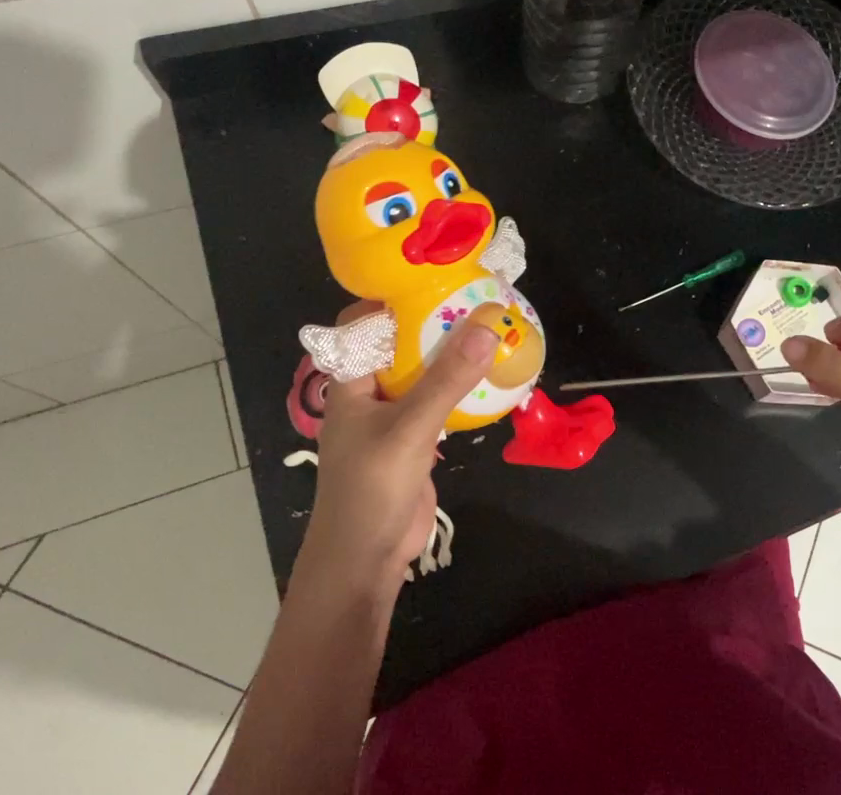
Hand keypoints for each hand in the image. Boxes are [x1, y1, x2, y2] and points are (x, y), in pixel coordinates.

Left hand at [303, 300, 501, 587]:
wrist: (364, 560)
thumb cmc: (372, 489)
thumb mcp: (411, 428)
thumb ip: (447, 380)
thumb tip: (486, 327)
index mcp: (350, 383)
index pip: (361, 326)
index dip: (390, 301)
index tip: (433, 281)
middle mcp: (368, 395)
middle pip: (398, 347)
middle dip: (432, 326)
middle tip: (475, 301)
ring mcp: (391, 420)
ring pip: (421, 376)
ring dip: (450, 358)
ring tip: (489, 331)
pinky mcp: (413, 443)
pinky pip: (437, 404)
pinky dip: (459, 390)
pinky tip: (490, 380)